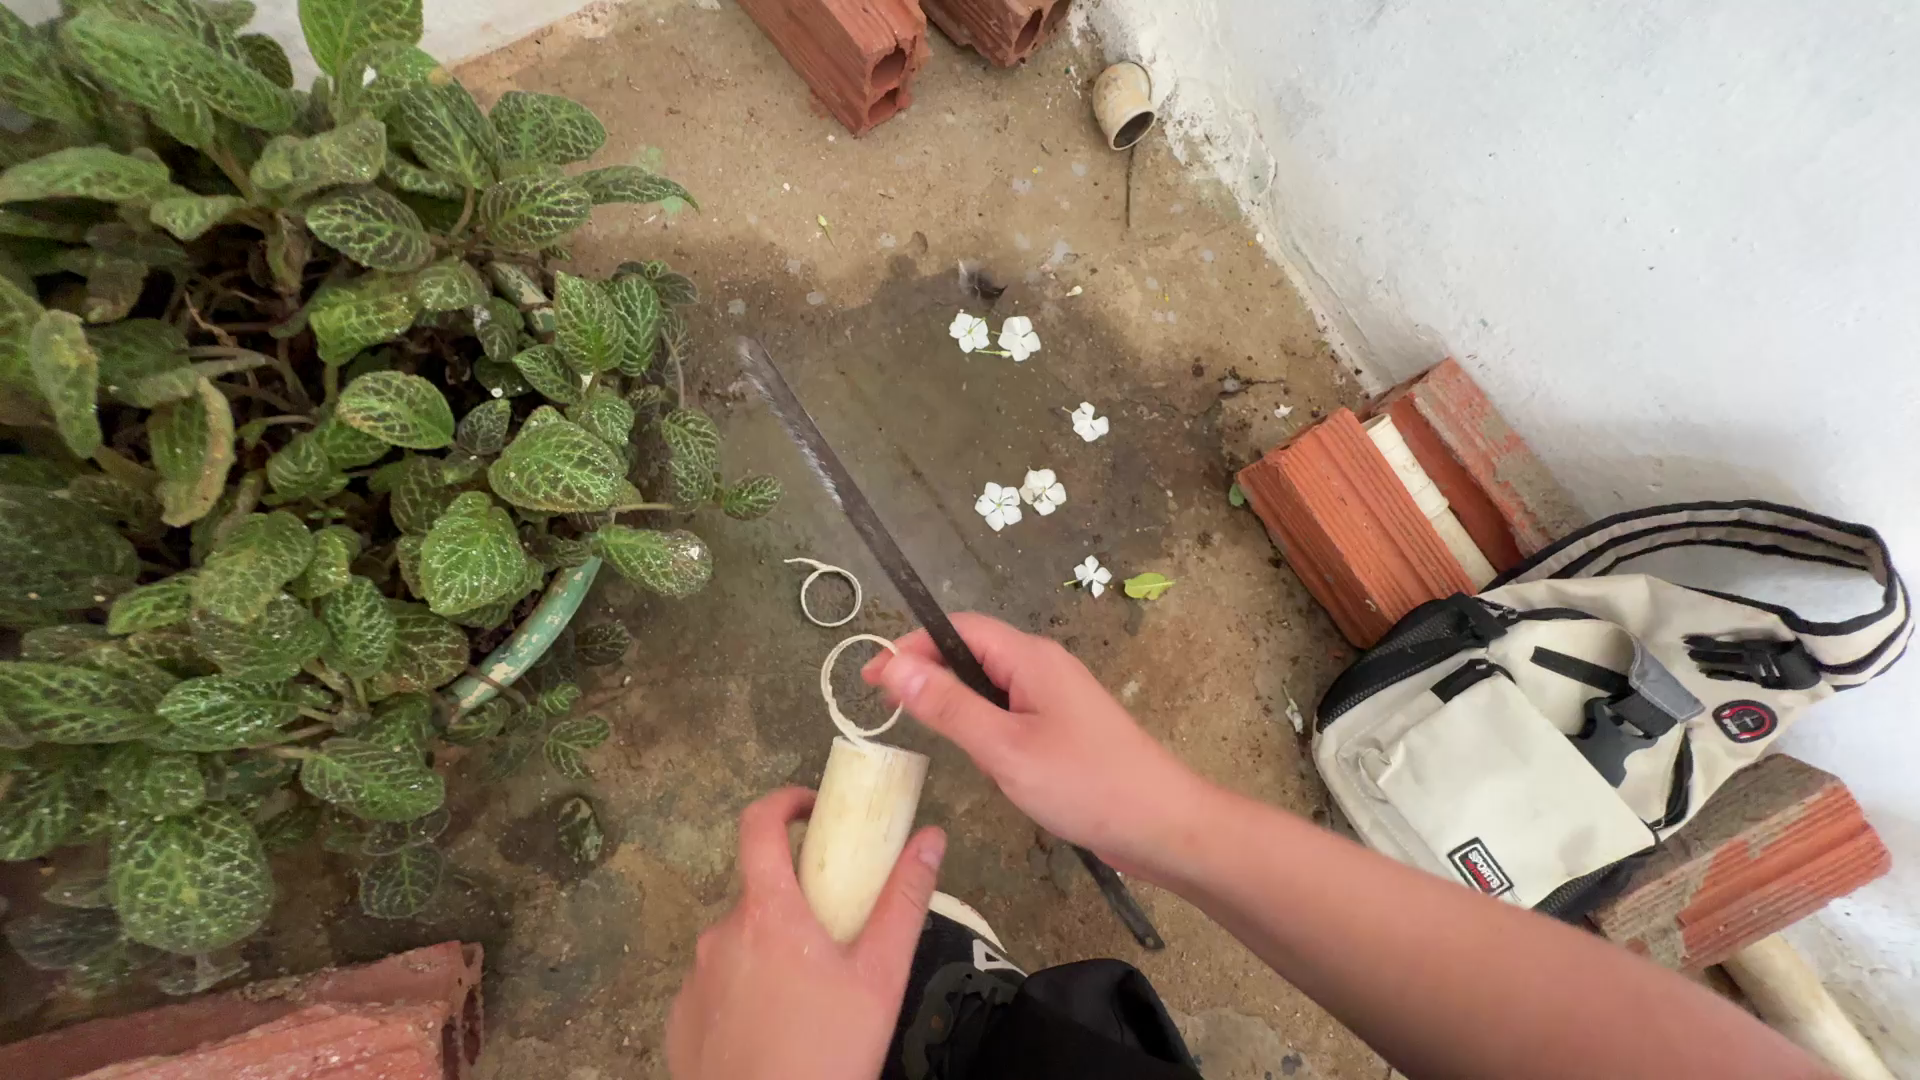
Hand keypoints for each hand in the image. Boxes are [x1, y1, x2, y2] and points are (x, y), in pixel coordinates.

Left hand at [665, 787, 946, 1079]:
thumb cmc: (828, 1050)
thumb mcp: (881, 976)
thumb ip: (905, 899)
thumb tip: (932, 835)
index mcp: (767, 910)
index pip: (759, 823)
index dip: (785, 801)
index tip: (814, 809)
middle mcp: (721, 932)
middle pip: (759, 888)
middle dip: (795, 897)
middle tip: (833, 933)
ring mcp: (695, 976)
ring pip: (740, 937)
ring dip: (771, 944)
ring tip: (808, 992)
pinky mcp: (680, 1018)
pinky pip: (718, 979)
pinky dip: (744, 984)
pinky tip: (773, 1025)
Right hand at [861, 614, 1210, 876]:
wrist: (1163, 825)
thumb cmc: (1084, 783)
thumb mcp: (1004, 748)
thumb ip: (947, 706)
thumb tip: (893, 664)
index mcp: (1030, 657)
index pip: (957, 629)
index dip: (911, 646)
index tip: (872, 679)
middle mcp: (1042, 665)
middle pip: (971, 654)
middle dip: (932, 680)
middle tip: (894, 713)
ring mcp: (1054, 696)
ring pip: (989, 688)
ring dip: (963, 713)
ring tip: (957, 751)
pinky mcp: (1062, 725)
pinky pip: (1010, 714)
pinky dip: (989, 733)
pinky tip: (993, 768)